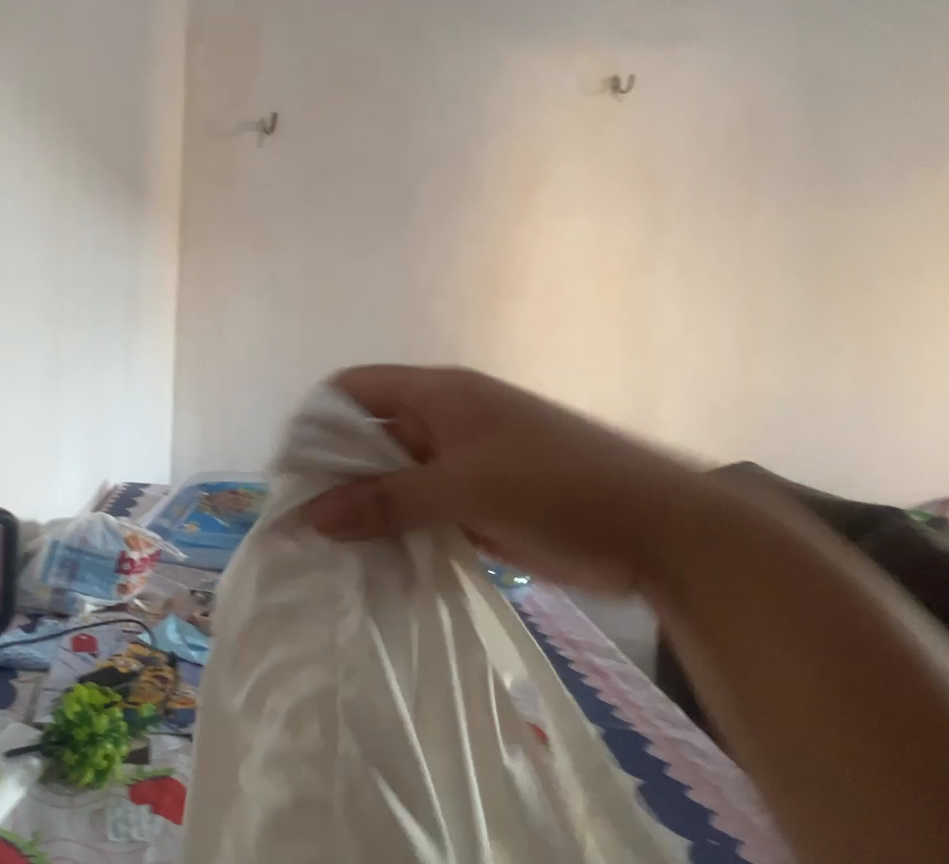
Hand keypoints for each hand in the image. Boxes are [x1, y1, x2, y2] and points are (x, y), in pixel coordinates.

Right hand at [304, 364, 731, 593]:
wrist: (659, 532)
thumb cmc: (556, 487)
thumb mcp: (463, 489)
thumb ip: (385, 501)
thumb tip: (310, 516)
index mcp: (439, 394)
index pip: (355, 389)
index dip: (318, 420)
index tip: (290, 468)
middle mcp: (444, 421)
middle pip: (370, 435)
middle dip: (335, 471)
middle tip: (300, 518)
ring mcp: (462, 463)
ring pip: (393, 477)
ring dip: (365, 505)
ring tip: (326, 547)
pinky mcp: (478, 502)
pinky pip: (420, 509)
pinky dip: (396, 528)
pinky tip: (371, 560)